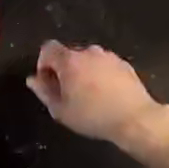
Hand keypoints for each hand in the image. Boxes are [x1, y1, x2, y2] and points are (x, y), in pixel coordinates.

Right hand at [25, 40, 168, 149]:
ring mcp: (109, 56)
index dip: (43, 63)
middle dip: (64, 70)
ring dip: (83, 72)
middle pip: (68, 54)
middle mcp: (89, 52)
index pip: (47, 48)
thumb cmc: (93, 116)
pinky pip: (104, 66)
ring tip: (88, 96)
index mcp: (69, 60)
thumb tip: (33, 79)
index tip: (48, 82)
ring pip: (88, 60)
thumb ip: (44, 91)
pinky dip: (100, 75)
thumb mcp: (61, 110)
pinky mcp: (124, 64)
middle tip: (68, 94)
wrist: (135, 118)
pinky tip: (106, 95)